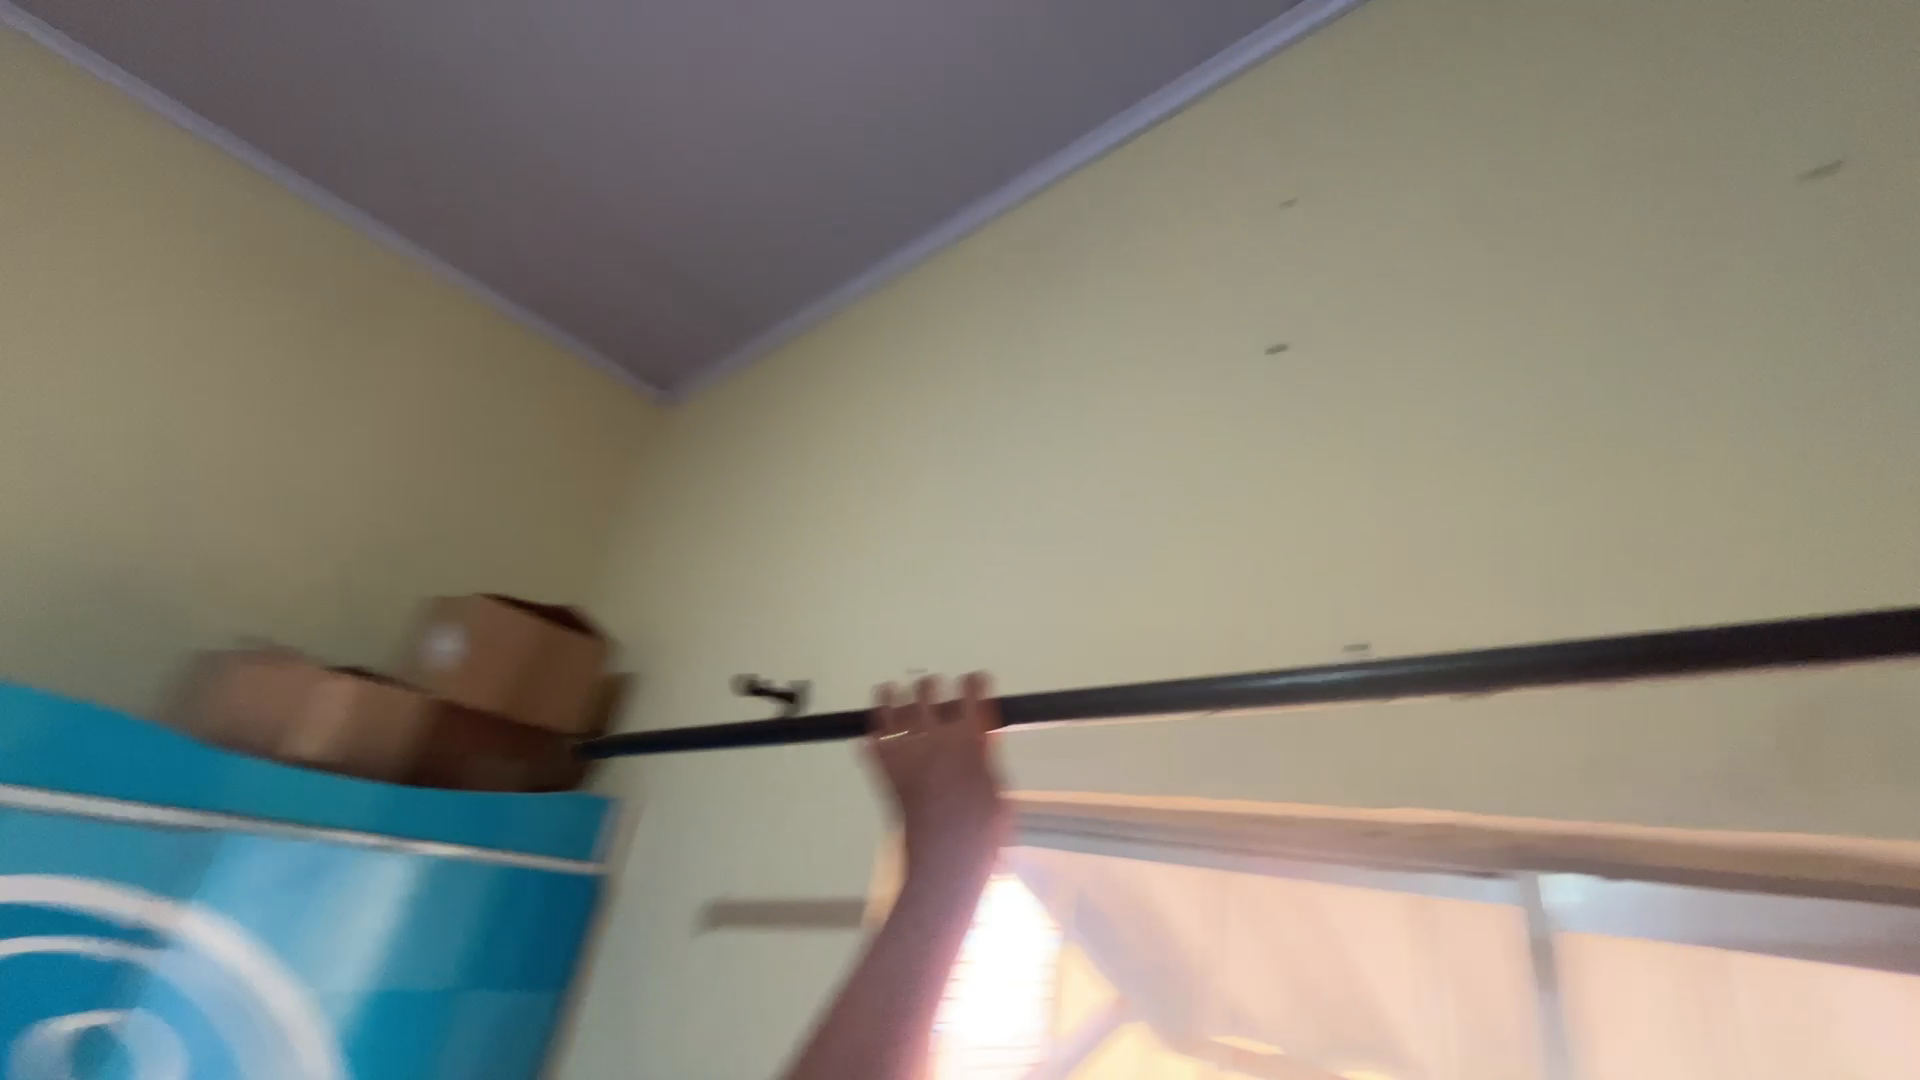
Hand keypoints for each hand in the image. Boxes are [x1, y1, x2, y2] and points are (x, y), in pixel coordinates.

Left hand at [866, 673, 1008, 877]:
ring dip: (892, 699)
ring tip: (890, 691)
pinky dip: (872, 737)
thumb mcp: (998, 788)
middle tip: (931, 688)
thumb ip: (986, 756)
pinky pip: (872, 744)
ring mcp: (906, 752)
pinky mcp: (887, 772)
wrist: (945, 859)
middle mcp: (934, 736)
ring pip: (891, 710)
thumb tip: (983, 735)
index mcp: (967, 737)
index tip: (976, 679)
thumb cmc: (983, 829)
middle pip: (926, 694)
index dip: (974, 683)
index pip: (970, 694)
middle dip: (930, 688)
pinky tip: (873, 733)